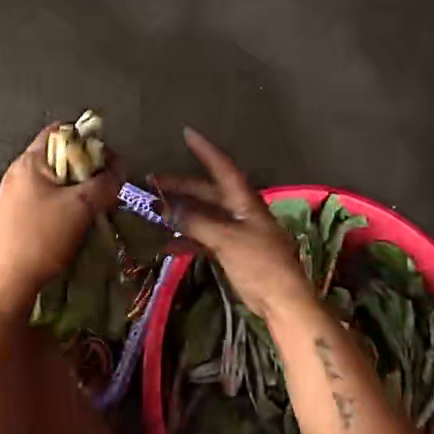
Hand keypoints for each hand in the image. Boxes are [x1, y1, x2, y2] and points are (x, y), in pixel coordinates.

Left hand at [0, 124, 120, 304]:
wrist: (5, 287)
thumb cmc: (41, 239)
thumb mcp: (82, 206)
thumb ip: (106, 182)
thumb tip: (119, 170)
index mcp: (30, 162)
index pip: (63, 132)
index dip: (90, 141)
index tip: (110, 164)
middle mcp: (21, 173)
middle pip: (64, 157)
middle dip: (91, 170)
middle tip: (110, 189)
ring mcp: (18, 197)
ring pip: (61, 182)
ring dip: (84, 191)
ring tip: (100, 209)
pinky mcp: (20, 218)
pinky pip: (53, 201)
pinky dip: (72, 207)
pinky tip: (82, 224)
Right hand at [152, 128, 314, 319]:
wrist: (282, 300)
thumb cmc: (260, 264)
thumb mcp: (226, 239)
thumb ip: (195, 222)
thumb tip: (164, 206)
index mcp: (245, 201)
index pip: (223, 168)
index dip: (206, 151)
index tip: (187, 133)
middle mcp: (241, 211)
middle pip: (208, 192)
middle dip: (181, 186)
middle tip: (151, 182)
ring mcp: (237, 232)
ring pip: (204, 215)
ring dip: (181, 212)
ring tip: (153, 210)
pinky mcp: (232, 251)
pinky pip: (205, 238)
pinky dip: (187, 239)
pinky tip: (166, 244)